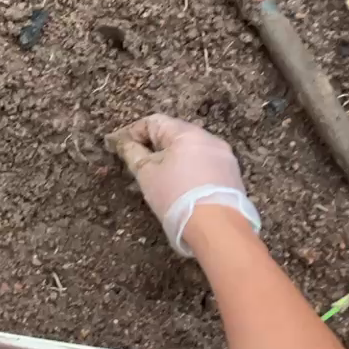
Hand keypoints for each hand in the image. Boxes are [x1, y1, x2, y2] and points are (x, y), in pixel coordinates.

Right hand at [105, 114, 260, 255]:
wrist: (217, 227)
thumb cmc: (176, 196)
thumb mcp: (146, 174)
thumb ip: (131, 152)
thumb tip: (121, 142)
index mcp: (187, 134)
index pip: (154, 121)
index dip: (132, 132)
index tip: (117, 146)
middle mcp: (210, 139)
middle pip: (173, 134)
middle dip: (152, 146)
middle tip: (135, 163)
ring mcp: (224, 157)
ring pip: (189, 150)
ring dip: (170, 159)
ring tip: (156, 178)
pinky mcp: (231, 175)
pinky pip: (203, 164)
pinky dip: (186, 170)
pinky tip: (178, 187)